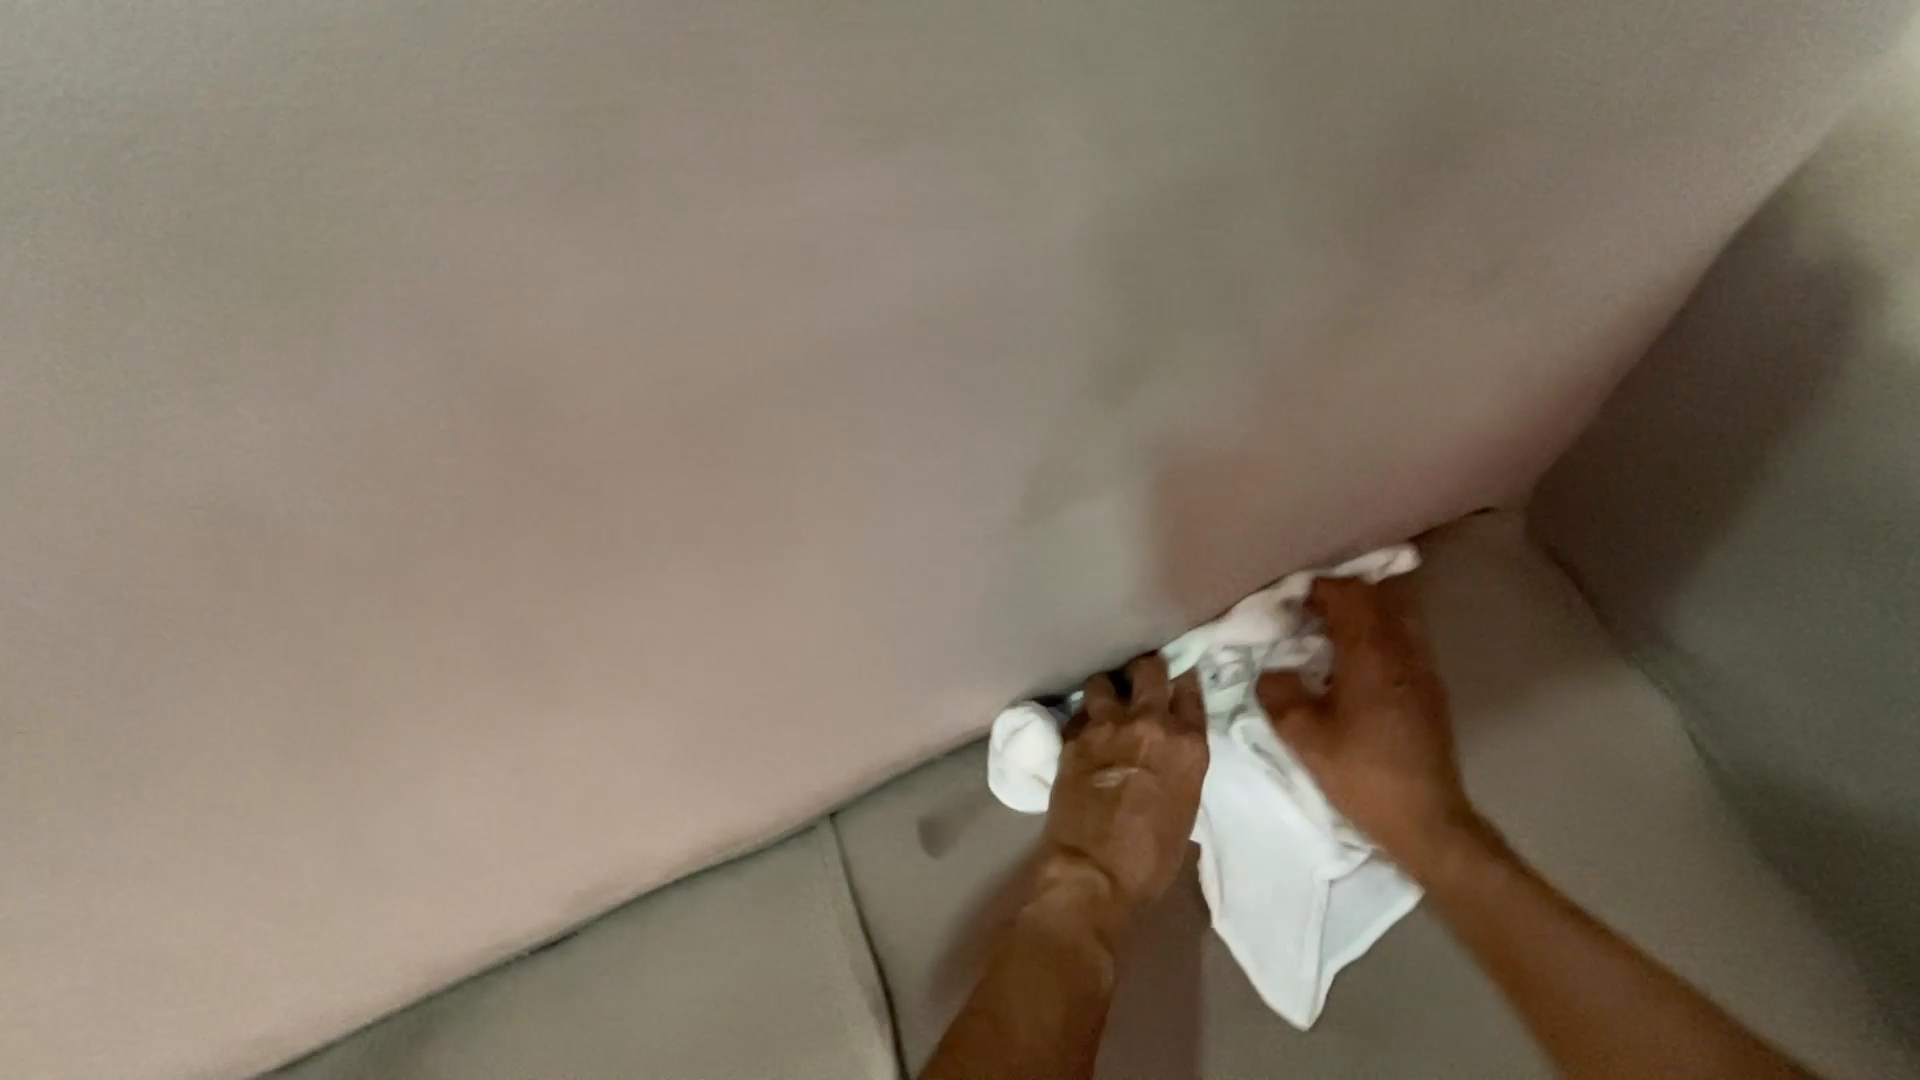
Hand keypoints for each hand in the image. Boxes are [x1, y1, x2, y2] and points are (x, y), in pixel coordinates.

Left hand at [1038, 653, 1208, 920]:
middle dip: (1145, 670)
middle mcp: (1148, 723)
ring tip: (1105, 702)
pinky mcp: (1071, 736)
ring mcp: (1106, 726)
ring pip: (1103, 680)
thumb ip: (1179, 767)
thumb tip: (1166, 755)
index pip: (1189, 690)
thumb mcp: (1185, 807)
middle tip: (1140, 681)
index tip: (1176, 681)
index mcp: (1187, 744)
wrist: (1094, 871)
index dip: (1182, 682)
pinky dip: (1083, 717)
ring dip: (1106, 689)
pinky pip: (1079, 712)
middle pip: (1148, 669)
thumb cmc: (1152, 857)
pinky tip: (1084, 730)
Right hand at [1256, 575, 1482, 879]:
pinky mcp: (1430, 690)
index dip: (1318, 588)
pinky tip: (1352, 664)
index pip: (1349, 595)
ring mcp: (1423, 669)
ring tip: (1328, 633)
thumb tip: (1272, 671)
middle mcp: (1403, 651)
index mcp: (1371, 654)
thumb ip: (1278, 692)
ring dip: (1363, 614)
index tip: (1290, 600)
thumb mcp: (1302, 735)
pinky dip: (1377, 635)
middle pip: (1378, 597)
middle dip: (1341, 595)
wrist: (1426, 820)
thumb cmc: (1360, 773)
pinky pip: (1403, 640)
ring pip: (1396, 616)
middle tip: (1307, 610)